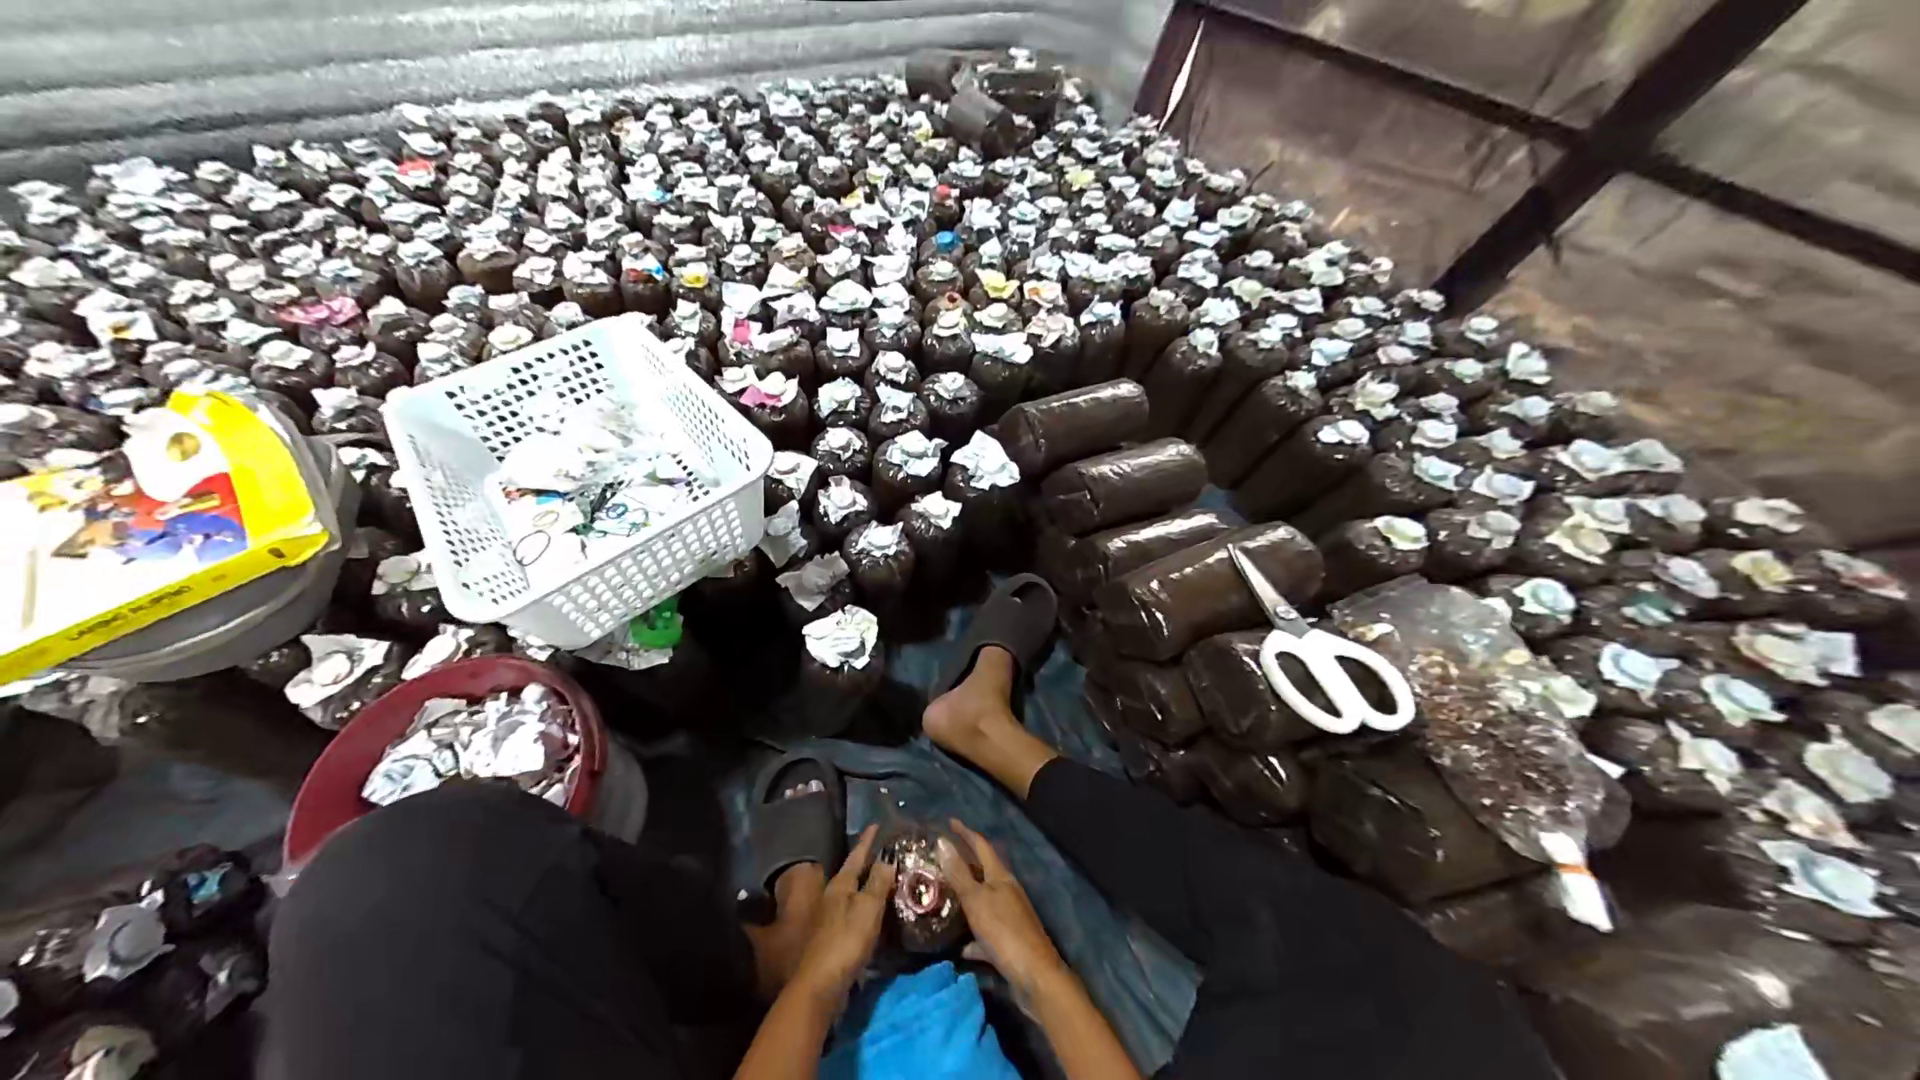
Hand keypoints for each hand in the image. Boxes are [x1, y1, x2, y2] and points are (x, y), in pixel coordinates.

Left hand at [788, 825, 896, 1005]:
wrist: (821, 984)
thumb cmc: (845, 940)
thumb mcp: (867, 908)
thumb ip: (878, 882)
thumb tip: (887, 857)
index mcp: (840, 885)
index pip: (857, 855)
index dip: (867, 840)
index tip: (876, 824)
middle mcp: (832, 897)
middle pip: (853, 873)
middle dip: (868, 862)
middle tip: (887, 852)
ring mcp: (831, 918)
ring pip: (853, 894)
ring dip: (868, 886)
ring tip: (886, 879)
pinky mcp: (834, 938)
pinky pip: (855, 913)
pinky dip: (867, 907)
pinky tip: (876, 913)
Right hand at [937, 819, 1065, 997]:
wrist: (1035, 976)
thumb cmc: (1004, 931)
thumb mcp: (976, 900)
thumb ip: (959, 873)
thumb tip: (942, 841)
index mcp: (1000, 876)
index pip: (981, 845)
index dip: (965, 832)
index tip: (950, 822)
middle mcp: (1007, 891)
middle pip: (983, 871)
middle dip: (963, 864)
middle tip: (940, 860)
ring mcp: (1010, 916)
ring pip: (983, 901)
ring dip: (966, 898)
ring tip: (943, 899)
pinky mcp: (1009, 941)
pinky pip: (985, 933)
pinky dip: (972, 936)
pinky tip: (957, 946)